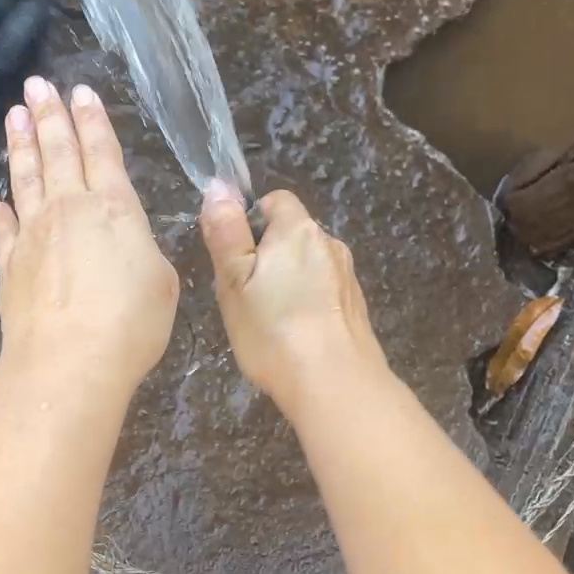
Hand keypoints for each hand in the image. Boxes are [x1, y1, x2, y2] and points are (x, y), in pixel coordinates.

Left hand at [0, 77, 178, 398]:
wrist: (69, 361)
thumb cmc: (130, 321)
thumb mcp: (161, 281)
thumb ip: (142, 251)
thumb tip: (125, 244)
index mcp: (114, 207)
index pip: (101, 151)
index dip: (92, 120)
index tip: (79, 91)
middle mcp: (70, 209)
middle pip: (58, 152)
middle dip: (49, 115)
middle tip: (36, 84)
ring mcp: (34, 235)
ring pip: (26, 178)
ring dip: (21, 145)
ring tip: (14, 116)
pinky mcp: (11, 265)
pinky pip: (5, 230)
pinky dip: (0, 211)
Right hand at [199, 186, 388, 422]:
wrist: (336, 386)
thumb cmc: (274, 330)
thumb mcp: (233, 281)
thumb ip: (226, 232)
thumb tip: (218, 188)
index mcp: (298, 229)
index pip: (275, 200)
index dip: (250, 221)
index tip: (236, 258)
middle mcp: (329, 243)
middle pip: (290, 234)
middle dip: (266, 255)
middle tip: (245, 295)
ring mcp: (346, 276)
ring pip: (306, 265)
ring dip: (287, 281)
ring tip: (269, 321)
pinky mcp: (356, 306)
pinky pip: (322, 291)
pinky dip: (306, 304)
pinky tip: (294, 336)